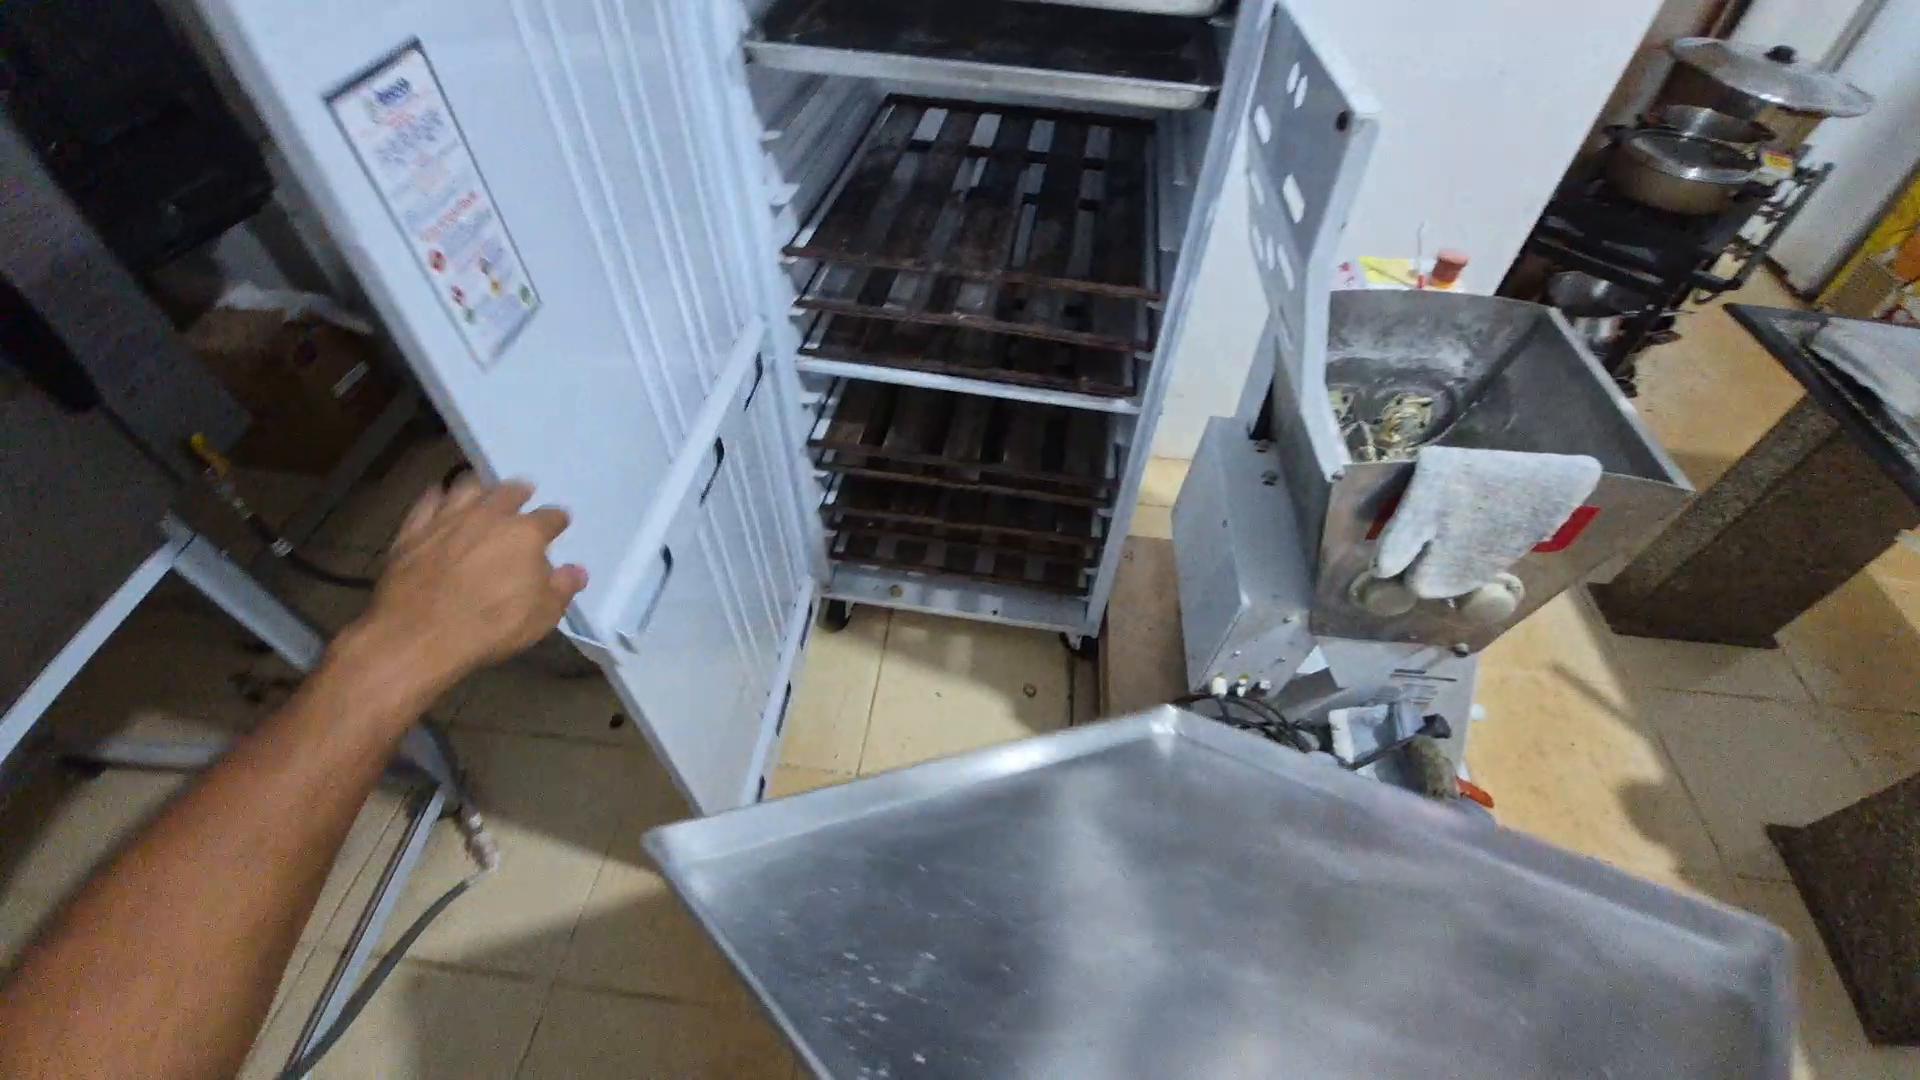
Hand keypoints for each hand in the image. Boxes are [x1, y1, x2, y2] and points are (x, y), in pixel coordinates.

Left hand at [341, 477, 587, 697]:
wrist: (418, 637)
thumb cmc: (491, 626)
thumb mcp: (543, 615)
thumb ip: (562, 587)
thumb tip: (577, 571)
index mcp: (527, 534)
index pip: (551, 517)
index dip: (557, 520)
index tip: (559, 524)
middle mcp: (489, 517)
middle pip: (508, 491)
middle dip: (519, 492)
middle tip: (522, 496)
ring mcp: (447, 520)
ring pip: (466, 487)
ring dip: (479, 488)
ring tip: (483, 494)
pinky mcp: (413, 531)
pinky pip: (427, 502)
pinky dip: (437, 498)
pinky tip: (440, 501)